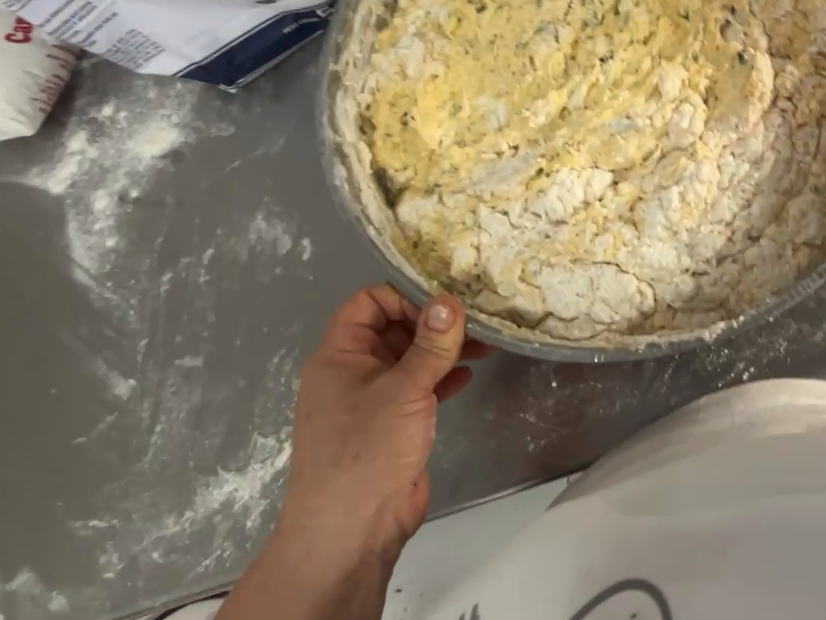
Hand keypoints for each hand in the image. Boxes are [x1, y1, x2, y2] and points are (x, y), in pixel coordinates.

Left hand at [276, 285, 490, 563]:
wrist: (352, 529)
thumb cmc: (367, 449)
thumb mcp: (404, 388)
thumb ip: (431, 343)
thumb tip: (450, 299)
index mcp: (340, 355)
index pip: (369, 303)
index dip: (406, 297)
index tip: (447, 304)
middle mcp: (353, 371)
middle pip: (394, 327)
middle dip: (434, 322)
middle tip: (478, 319)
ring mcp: (372, 398)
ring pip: (410, 357)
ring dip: (444, 349)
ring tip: (485, 345)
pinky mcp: (392, 423)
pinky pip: (419, 385)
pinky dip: (443, 376)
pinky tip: (469, 375)